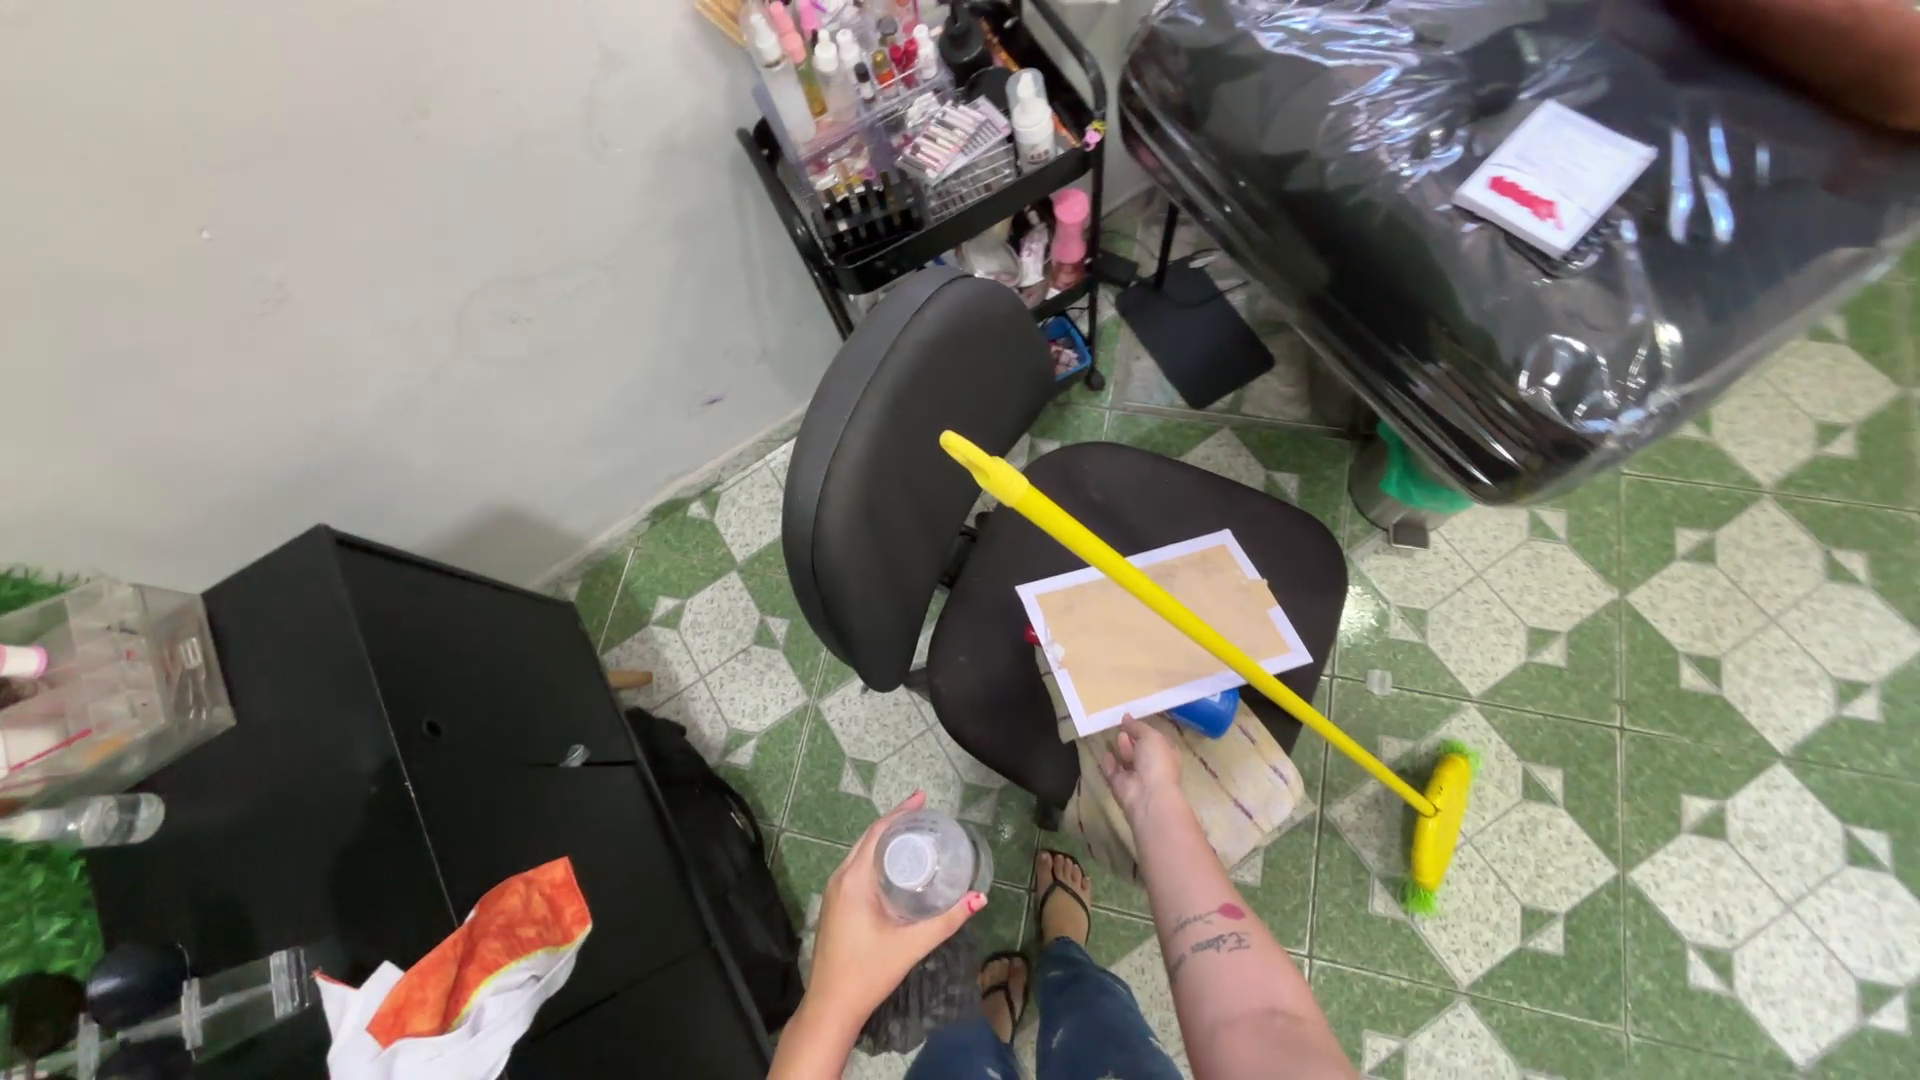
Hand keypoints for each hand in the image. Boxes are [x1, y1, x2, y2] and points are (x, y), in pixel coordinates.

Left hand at [806, 791, 986, 1025]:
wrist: (830, 1007)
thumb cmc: (867, 973)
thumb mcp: (910, 945)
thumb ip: (945, 921)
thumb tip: (978, 898)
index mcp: (854, 880)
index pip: (877, 833)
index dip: (900, 812)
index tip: (922, 798)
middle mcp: (840, 878)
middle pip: (869, 838)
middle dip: (896, 821)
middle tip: (924, 813)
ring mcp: (835, 892)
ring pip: (862, 853)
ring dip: (885, 839)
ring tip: (915, 833)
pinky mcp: (836, 905)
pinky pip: (858, 867)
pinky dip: (877, 856)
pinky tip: (896, 864)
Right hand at [1098, 715, 1184, 822]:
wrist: (1147, 795)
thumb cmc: (1156, 762)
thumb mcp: (1150, 736)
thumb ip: (1137, 726)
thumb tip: (1126, 716)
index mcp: (1166, 754)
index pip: (1156, 740)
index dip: (1145, 730)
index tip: (1132, 719)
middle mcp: (1153, 766)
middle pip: (1141, 749)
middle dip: (1133, 738)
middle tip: (1122, 726)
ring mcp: (1137, 777)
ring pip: (1127, 760)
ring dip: (1122, 748)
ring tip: (1115, 735)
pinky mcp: (1121, 784)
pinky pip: (1113, 770)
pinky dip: (1109, 762)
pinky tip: (1105, 752)